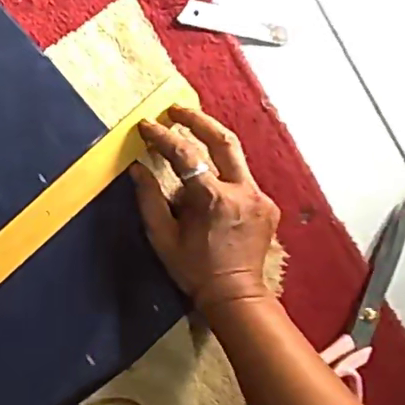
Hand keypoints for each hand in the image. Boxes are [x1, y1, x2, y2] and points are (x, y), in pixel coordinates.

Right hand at [130, 105, 280, 309]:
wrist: (234, 293)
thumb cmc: (193, 269)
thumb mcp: (162, 236)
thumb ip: (149, 199)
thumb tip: (138, 169)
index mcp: (213, 200)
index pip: (186, 156)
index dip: (163, 137)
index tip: (146, 126)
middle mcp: (242, 192)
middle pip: (223, 140)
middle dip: (198, 120)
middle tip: (176, 110)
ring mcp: (259, 197)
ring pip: (234, 158)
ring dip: (210, 145)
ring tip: (188, 139)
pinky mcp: (267, 204)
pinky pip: (241, 179)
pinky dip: (221, 174)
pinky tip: (206, 185)